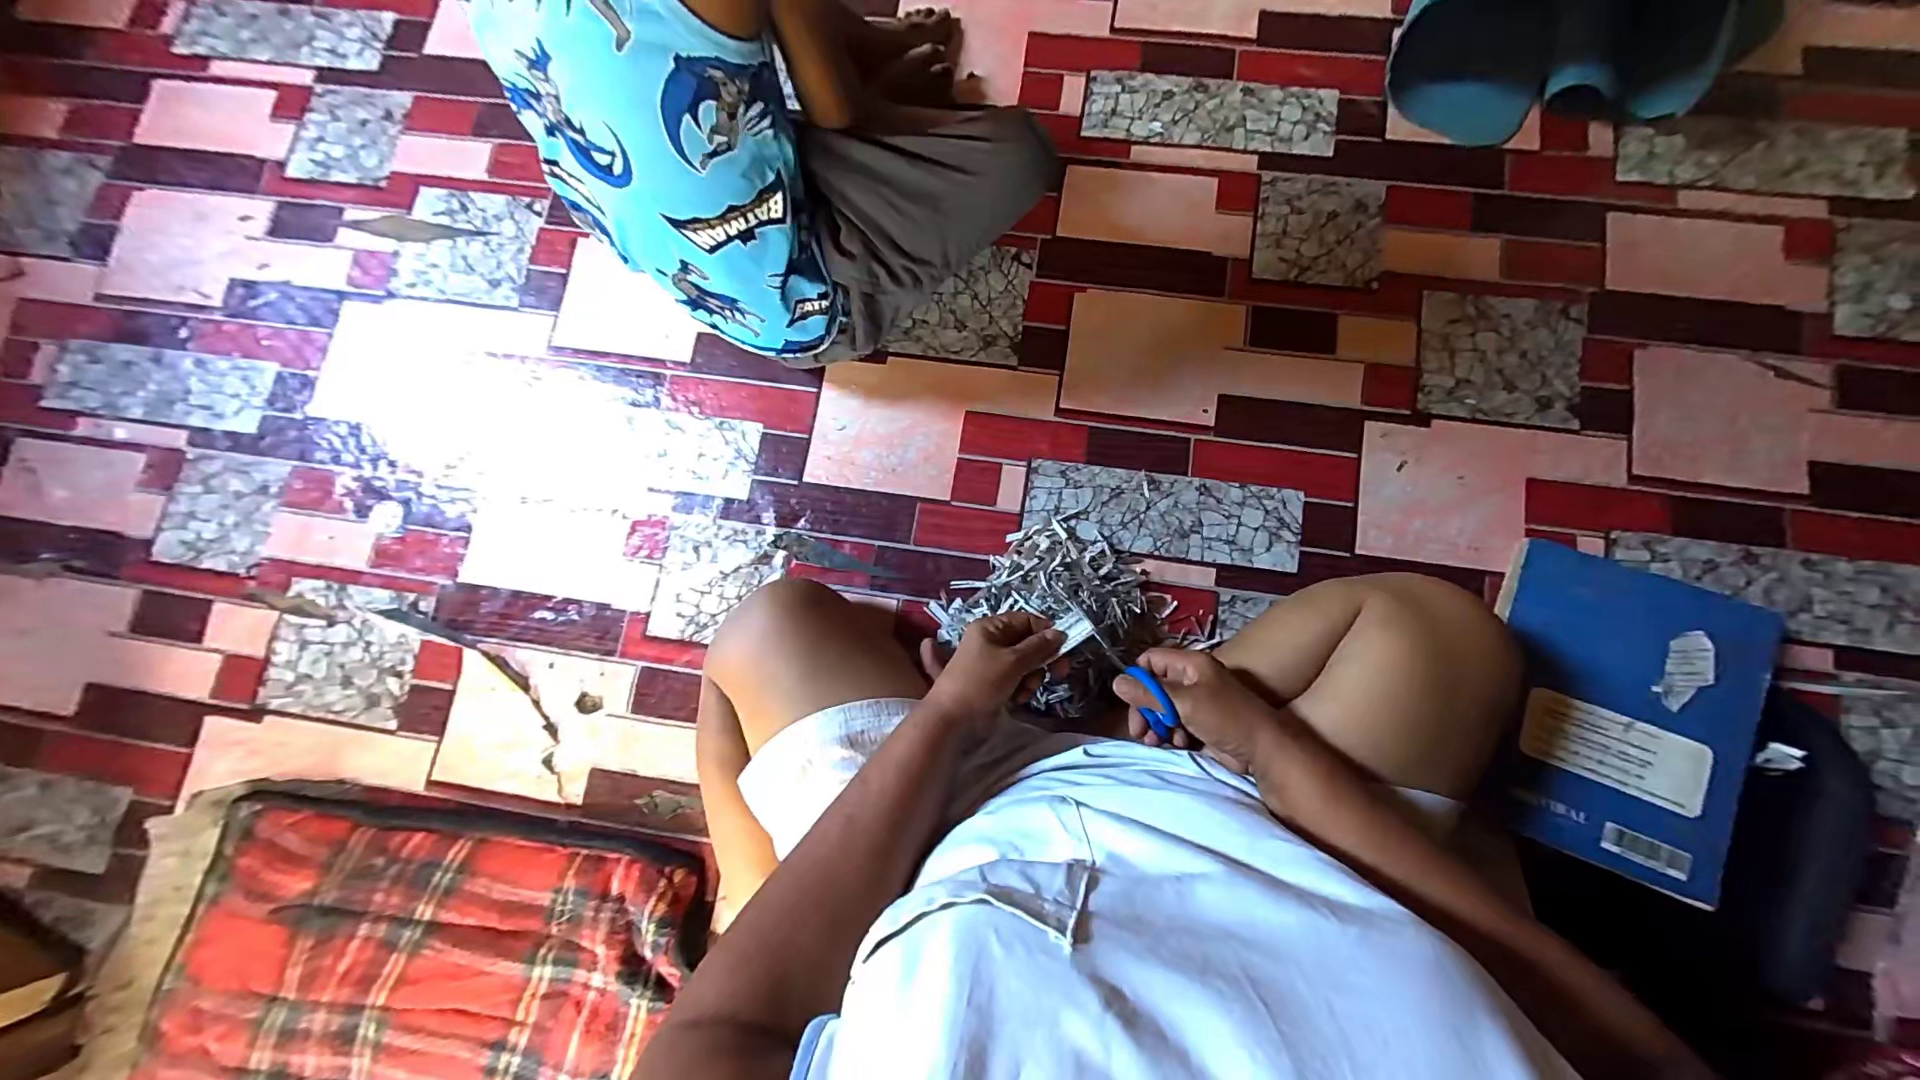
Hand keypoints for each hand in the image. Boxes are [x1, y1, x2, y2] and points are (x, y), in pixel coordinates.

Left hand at [920, 613, 1062, 723]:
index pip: (1026, 620)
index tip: (1062, 649)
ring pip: (1026, 663)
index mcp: (990, 628)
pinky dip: (1022, 687)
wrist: (953, 720)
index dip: (1045, 633)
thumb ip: (1039, 647)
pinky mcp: (995, 683)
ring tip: (1025, 690)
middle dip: (1041, 659)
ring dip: (1032, 677)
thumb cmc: (981, 683)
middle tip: (1058, 673)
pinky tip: (1018, 698)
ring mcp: (992, 663)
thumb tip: (1060, 633)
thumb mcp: (1012, 661)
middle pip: (1028, 643)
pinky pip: (1017, 679)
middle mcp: (991, 641)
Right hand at [1114, 648, 1292, 772]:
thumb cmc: (1227, 718)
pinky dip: (1169, 733)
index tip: (1132, 700)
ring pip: (1162, 708)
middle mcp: (1192, 679)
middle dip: (1144, 708)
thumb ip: (1149, 694)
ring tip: (1155, 740)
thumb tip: (1117, 682)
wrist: (1264, 751)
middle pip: (1154, 687)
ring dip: (1155, 724)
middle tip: (1138, 730)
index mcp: (1191, 664)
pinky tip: (1174, 743)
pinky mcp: (1200, 722)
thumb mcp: (1184, 703)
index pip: (1152, 660)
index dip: (1139, 678)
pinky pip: (1174, 723)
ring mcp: (1197, 701)